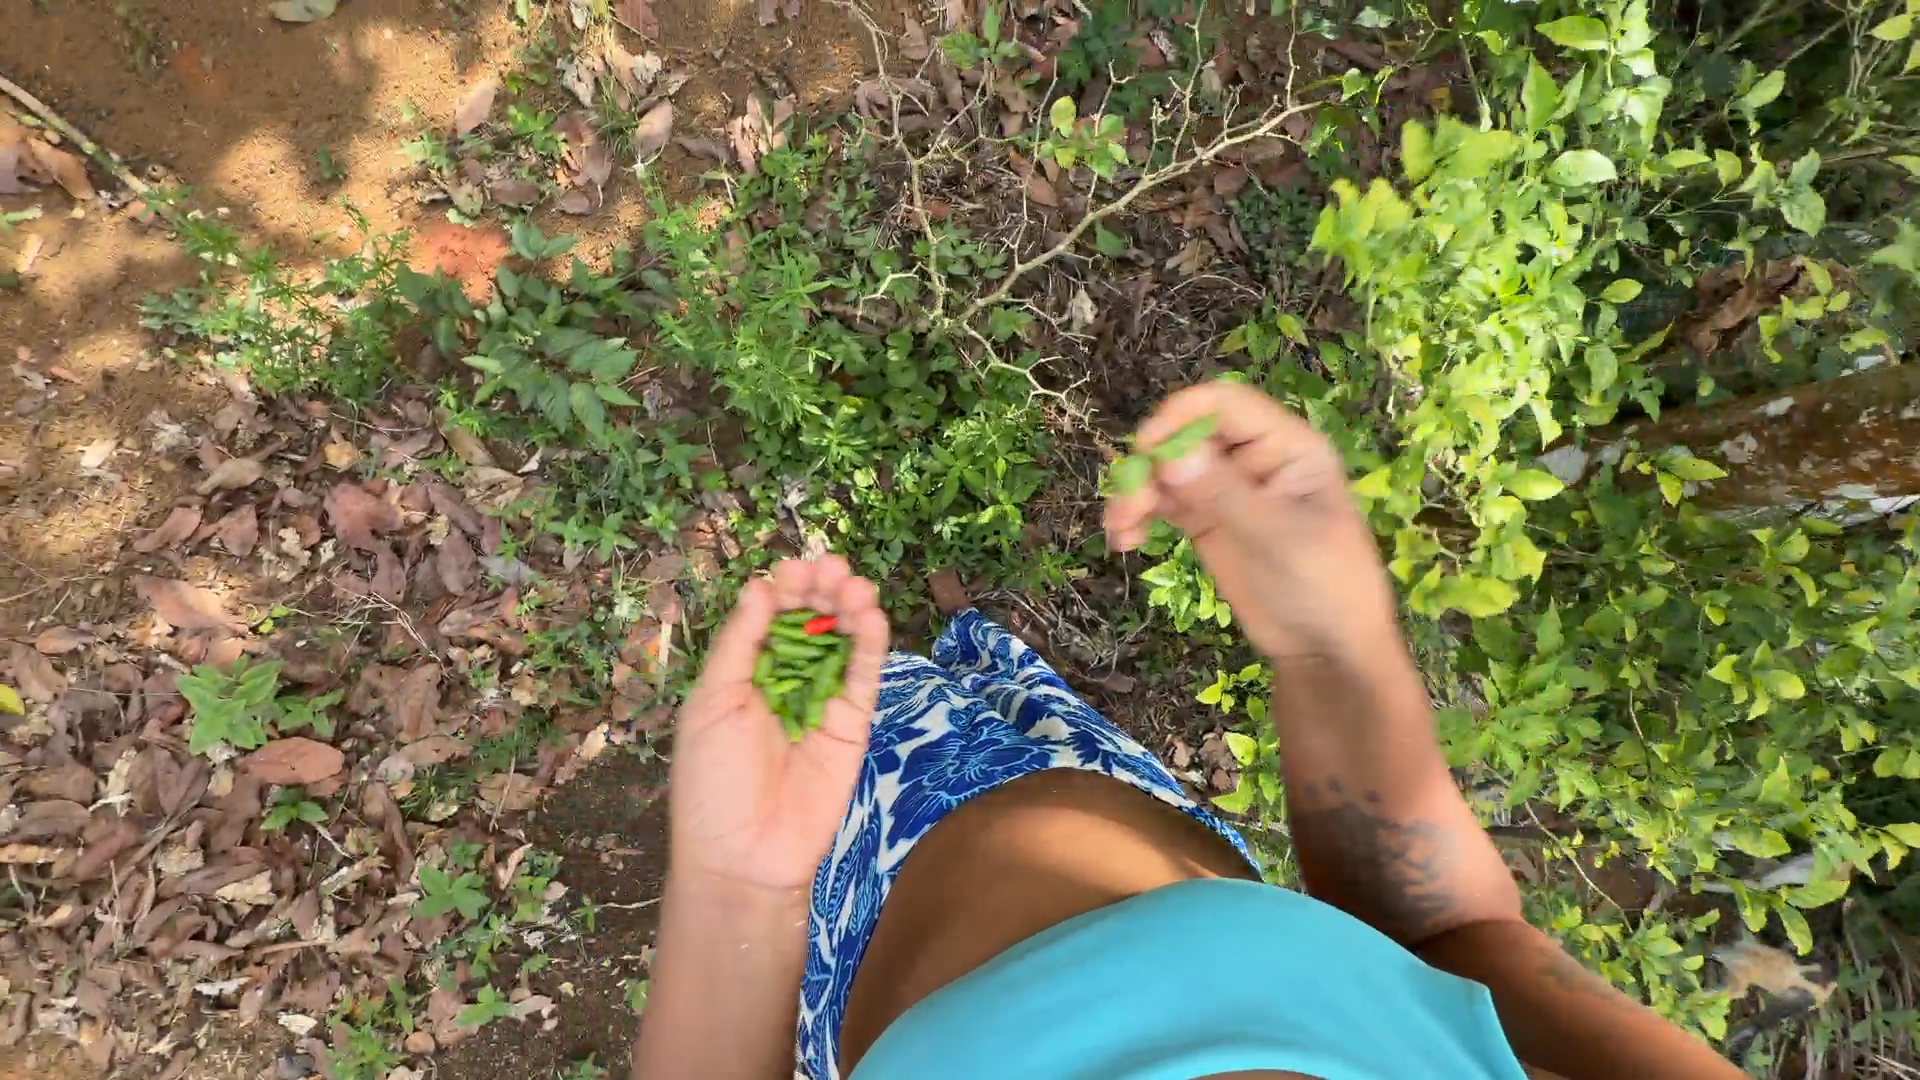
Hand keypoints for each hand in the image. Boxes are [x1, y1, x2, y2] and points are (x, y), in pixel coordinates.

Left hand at [668, 556, 889, 891]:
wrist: (743, 855)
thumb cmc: (712, 779)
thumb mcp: (711, 704)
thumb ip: (739, 644)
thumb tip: (758, 586)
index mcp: (747, 668)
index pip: (771, 614)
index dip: (784, 589)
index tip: (793, 570)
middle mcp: (787, 675)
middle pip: (811, 619)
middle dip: (821, 590)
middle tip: (831, 569)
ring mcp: (823, 697)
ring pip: (842, 640)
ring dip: (850, 607)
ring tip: (854, 585)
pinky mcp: (852, 721)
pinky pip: (864, 676)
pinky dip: (871, 644)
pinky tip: (872, 616)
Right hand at [1104, 381, 1397, 661]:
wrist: (1324, 646)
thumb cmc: (1324, 586)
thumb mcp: (1279, 538)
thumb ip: (1224, 495)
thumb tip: (1170, 455)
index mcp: (1285, 447)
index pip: (1225, 405)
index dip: (1181, 417)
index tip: (1145, 449)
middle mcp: (1250, 459)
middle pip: (1184, 436)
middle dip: (1149, 465)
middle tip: (1129, 505)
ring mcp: (1224, 490)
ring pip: (1165, 471)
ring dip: (1136, 493)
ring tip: (1121, 529)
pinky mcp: (1204, 520)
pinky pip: (1161, 503)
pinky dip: (1138, 515)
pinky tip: (1125, 539)